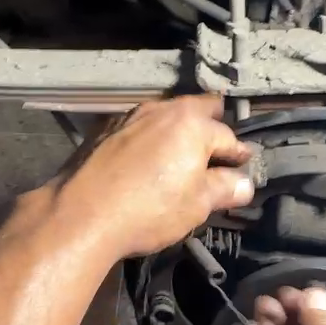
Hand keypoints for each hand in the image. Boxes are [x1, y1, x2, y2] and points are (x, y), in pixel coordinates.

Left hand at [39, 95, 254, 259]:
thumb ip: (225, 189)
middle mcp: (162, 110)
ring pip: (165, 117)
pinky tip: (146, 162)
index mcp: (192, 123)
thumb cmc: (148, 210)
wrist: (81, 214)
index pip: (228, 136)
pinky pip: (138, 128)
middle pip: (197, 111)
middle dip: (211, 128)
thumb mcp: (197, 205)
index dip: (239, 155)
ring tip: (181, 157)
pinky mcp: (104, 129)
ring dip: (177, 132)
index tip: (243, 167)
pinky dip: (149, 139)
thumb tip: (244, 183)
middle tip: (215, 153)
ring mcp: (130, 116)